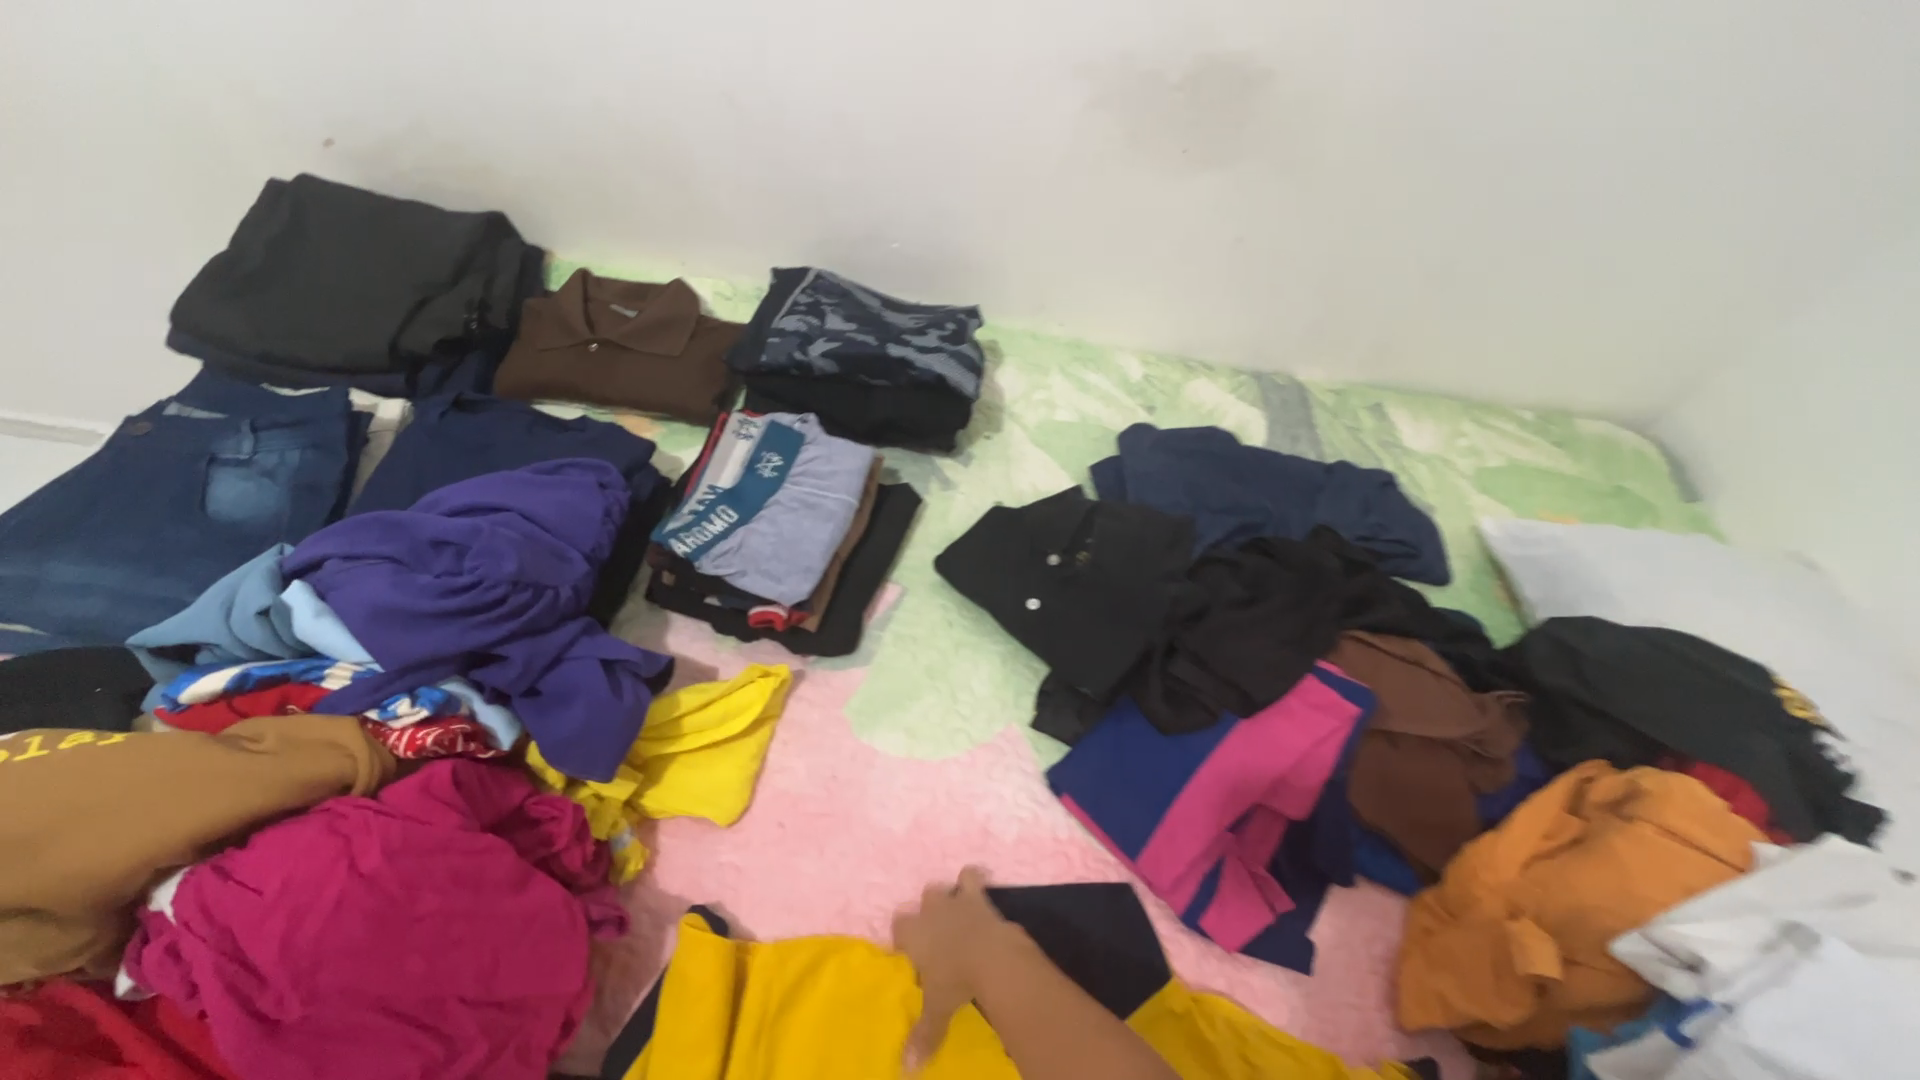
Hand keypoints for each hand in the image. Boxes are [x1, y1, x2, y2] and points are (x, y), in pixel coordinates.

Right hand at [891, 866, 1021, 1070]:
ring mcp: (956, 900)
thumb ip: (923, 1035)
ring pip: (947, 884)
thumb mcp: (937, 1010)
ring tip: (960, 904)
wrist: (990, 955)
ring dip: (953, 891)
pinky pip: (976, 876)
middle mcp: (931, 910)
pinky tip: (983, 883)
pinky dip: (978, 879)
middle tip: (938, 930)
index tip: (910, 949)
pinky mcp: (980, 897)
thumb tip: (908, 1069)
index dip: (904, 934)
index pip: (898, 924)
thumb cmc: (955, 980)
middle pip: (924, 898)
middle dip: (930, 909)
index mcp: (913, 933)